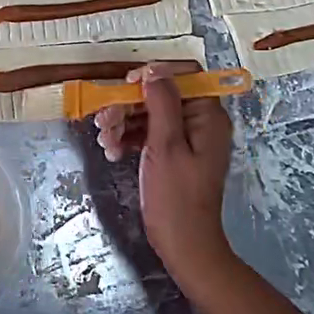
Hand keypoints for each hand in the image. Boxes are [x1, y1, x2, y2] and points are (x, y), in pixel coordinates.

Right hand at [93, 62, 234, 275]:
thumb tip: (154, 68)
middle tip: (104, 120)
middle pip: (163, 94)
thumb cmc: (176, 197)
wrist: (184, 246)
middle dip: (130, 104)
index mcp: (208, 115)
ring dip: (124, 122)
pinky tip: (112, 152)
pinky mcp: (175, 155)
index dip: (155, 74)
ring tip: (104, 140)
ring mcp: (188, 139)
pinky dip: (130, 138)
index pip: (186, 75)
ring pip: (152, 114)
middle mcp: (201, 122)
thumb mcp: (165, 145)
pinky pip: (151, 134)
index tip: (127, 86)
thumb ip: (161, 103)